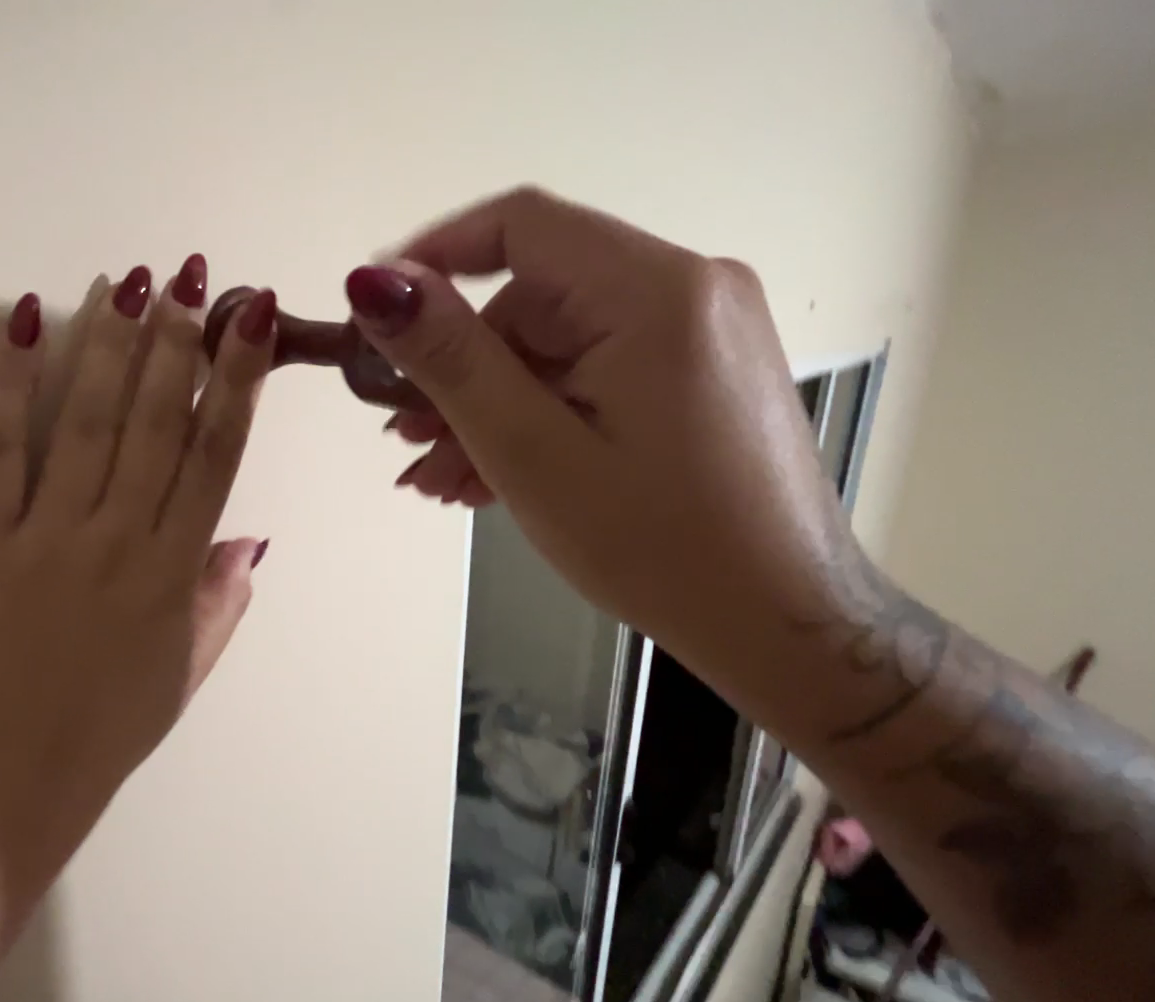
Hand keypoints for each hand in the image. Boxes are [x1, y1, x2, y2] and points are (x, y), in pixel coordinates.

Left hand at [0, 259, 277, 908]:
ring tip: (130, 282)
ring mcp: (42, 536)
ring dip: (111, 343)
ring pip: (87, 418)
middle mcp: (118, 541)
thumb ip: (218, 610)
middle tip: (191, 277)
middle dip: (180, 341)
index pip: (215, 458)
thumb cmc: (88, 748)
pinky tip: (24, 322)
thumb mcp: (175, 686)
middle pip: (156, 421)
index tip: (251, 324)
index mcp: (173, 579)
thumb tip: (252, 544)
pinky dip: (4, 379)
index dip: (237, 384)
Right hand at [348, 187, 853, 693]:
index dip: (432, 257)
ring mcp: (700, 335)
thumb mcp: (530, 452)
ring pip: (560, 349)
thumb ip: (450, 359)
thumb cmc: (653, 544)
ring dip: (491, 407)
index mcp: (654, 289)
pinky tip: (493, 476)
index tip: (374, 314)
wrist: (780, 623)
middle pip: (536, 302)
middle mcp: (688, 289)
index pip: (521, 226)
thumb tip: (375, 282)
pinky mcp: (699, 378)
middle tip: (407, 445)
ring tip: (439, 480)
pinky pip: (596, 378)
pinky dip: (541, 418)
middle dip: (460, 369)